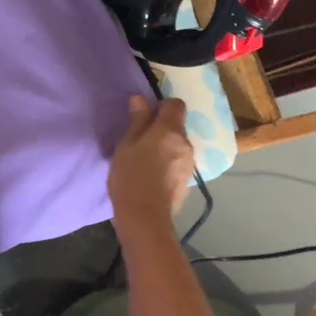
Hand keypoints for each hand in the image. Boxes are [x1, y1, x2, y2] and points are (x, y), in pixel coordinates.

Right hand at [107, 95, 194, 235]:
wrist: (145, 216)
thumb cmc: (129, 177)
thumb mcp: (126, 146)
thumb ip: (136, 121)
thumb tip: (140, 98)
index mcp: (169, 130)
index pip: (175, 104)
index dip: (161, 105)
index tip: (145, 116)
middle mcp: (185, 142)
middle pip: (176, 126)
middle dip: (161, 129)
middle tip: (138, 141)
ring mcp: (189, 162)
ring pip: (177, 145)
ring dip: (164, 147)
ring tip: (144, 161)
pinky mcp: (187, 178)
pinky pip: (178, 162)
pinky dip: (167, 163)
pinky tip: (152, 176)